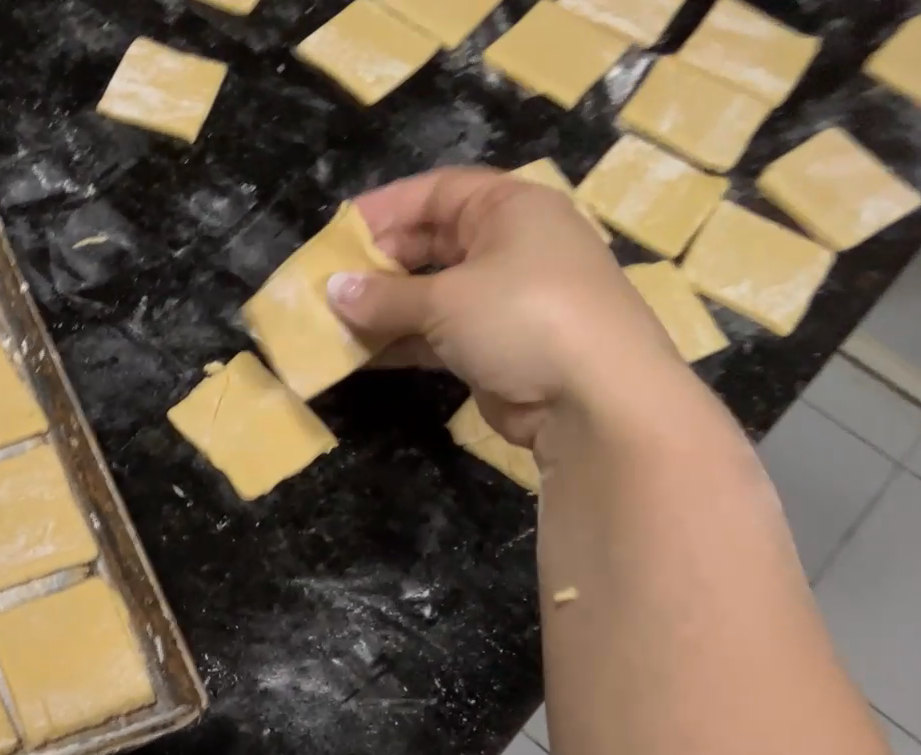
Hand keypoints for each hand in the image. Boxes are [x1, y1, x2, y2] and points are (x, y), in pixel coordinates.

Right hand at [325, 167, 687, 447]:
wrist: (594, 397)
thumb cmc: (522, 317)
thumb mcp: (444, 299)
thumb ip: (382, 296)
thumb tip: (332, 291)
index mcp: (509, 209)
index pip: (436, 192)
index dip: (384, 208)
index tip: (335, 235)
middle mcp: (509, 245)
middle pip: (429, 243)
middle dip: (376, 265)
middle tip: (326, 286)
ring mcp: (503, 298)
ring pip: (428, 292)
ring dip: (381, 308)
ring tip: (331, 323)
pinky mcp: (494, 344)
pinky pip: (434, 333)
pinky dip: (399, 341)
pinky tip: (358, 355)